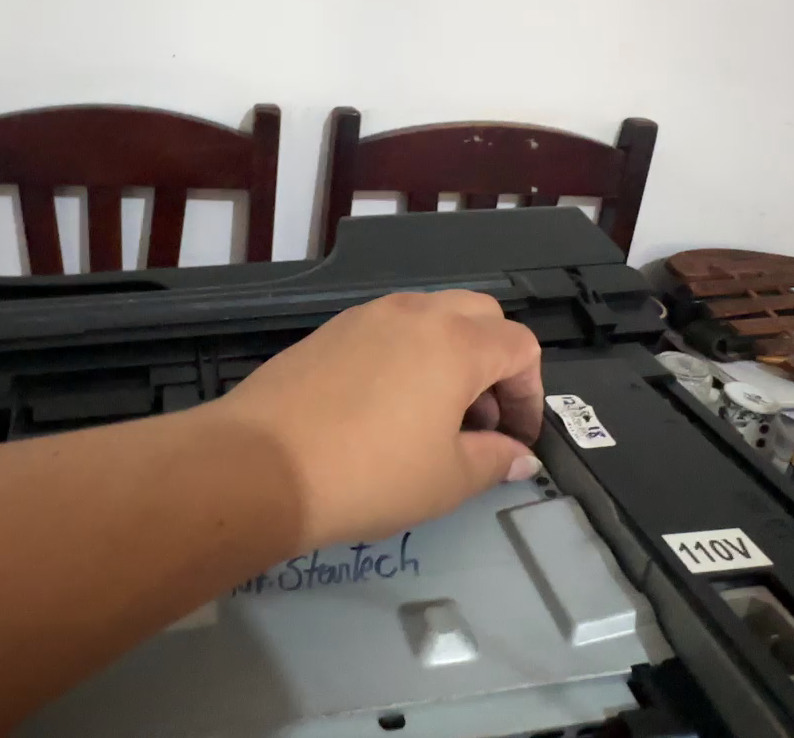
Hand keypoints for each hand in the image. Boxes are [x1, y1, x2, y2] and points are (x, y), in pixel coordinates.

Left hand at [212, 290, 544, 548]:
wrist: (263, 462)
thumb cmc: (370, 474)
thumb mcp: (447, 480)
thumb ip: (495, 460)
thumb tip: (520, 455)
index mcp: (456, 342)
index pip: (519, 345)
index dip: (530, 393)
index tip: (516, 439)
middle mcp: (415, 313)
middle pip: (479, 314)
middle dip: (494, 360)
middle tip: (479, 418)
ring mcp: (367, 314)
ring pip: (430, 315)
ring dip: (449, 352)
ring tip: (432, 413)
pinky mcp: (330, 328)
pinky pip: (387, 326)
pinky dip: (406, 351)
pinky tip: (384, 403)